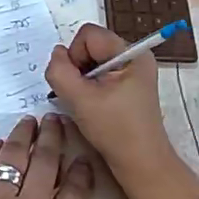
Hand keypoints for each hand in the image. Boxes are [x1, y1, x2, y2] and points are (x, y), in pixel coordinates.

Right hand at [43, 24, 176, 179]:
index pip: (88, 34)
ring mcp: (133, 70)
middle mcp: (135, 55)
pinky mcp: (129, 84)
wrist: (141, 164)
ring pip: (93, 59)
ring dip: (82, 78)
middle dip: (78, 67)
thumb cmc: (114, 130)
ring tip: (86, 102)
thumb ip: (60, 71)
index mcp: (131, 53)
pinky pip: (100, 72)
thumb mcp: (80, 99)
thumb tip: (57, 53)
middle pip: (91, 44)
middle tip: (81, 95)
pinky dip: (90, 86)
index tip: (78, 84)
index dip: (75, 55)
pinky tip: (93, 105)